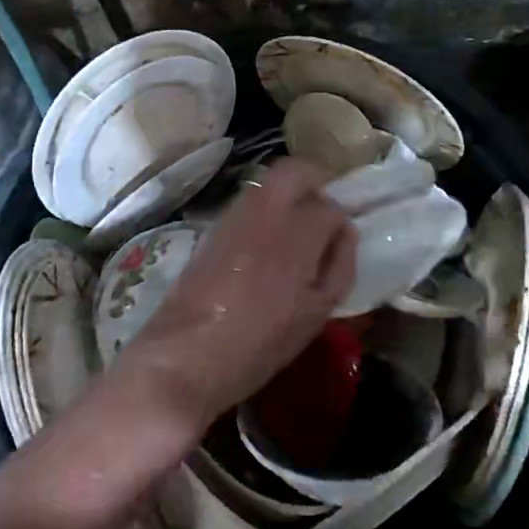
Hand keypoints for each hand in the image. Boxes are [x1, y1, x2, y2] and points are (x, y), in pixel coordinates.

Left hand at [116, 158, 357, 426]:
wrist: (183, 357)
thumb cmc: (258, 345)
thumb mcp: (315, 315)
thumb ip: (339, 268)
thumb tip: (345, 235)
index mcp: (296, 236)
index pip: (330, 207)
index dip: (341, 223)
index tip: (341, 244)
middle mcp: (265, 213)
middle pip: (296, 171)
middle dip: (316, 181)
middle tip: (324, 210)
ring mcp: (234, 217)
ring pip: (269, 182)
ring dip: (290, 193)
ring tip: (298, 227)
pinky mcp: (213, 229)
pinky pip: (249, 202)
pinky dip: (266, 208)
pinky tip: (268, 243)